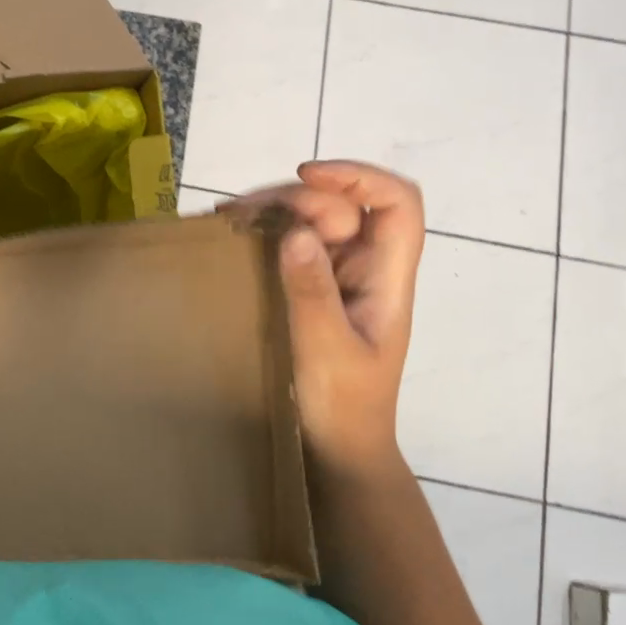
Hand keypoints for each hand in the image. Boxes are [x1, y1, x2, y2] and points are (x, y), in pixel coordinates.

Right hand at [219, 161, 424, 477]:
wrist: (335, 448)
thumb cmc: (342, 404)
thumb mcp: (325, 349)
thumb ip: (312, 291)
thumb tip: (296, 231)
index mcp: (388, 278)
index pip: (396, 204)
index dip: (358, 177)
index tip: (306, 176)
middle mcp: (366, 269)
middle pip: (346, 206)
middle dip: (299, 197)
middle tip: (245, 214)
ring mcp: (337, 280)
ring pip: (314, 223)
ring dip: (276, 211)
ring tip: (229, 218)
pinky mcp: (310, 293)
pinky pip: (292, 249)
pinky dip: (264, 235)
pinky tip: (231, 236)